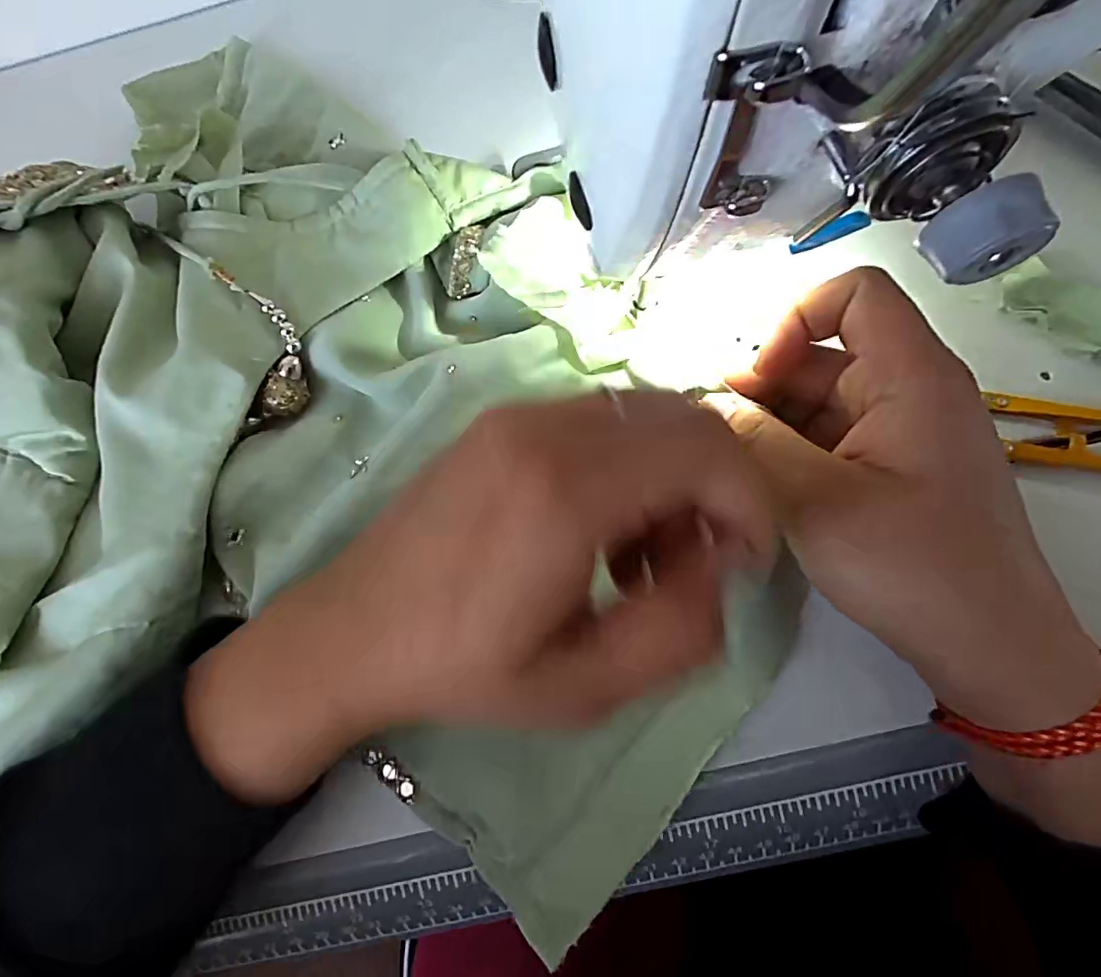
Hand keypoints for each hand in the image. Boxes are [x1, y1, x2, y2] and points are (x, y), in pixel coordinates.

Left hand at [184, 392, 771, 802]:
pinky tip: (598, 529)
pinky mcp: (502, 419)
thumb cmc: (462, 668)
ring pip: (645, 416)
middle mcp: (546, 427)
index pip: (708, 450)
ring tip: (639, 558)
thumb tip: (720, 565)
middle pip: (685, 419)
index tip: (743, 565)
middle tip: (694, 563)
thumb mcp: (583, 687)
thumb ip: (679, 631)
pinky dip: (630, 464)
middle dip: (717, 490)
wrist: (350, 629)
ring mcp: (519, 413)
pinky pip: (601, 421)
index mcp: (566, 490)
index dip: (750, 504)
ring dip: (672, 478)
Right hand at [724, 267, 1100, 846]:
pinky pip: (832, 434)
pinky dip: (791, 448)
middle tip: (716, 437)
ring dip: (771, 421)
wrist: (993, 649)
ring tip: (730, 467)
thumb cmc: (913, 568)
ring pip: (820, 397)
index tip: (757, 379)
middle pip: (824, 350)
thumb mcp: (817, 501)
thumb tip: (708, 405)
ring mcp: (903, 430)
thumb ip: (754, 442)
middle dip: (763, 383)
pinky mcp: (894, 466)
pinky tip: (761, 486)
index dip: (794, 319)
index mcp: (911, 376)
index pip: (853, 292)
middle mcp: (911, 389)